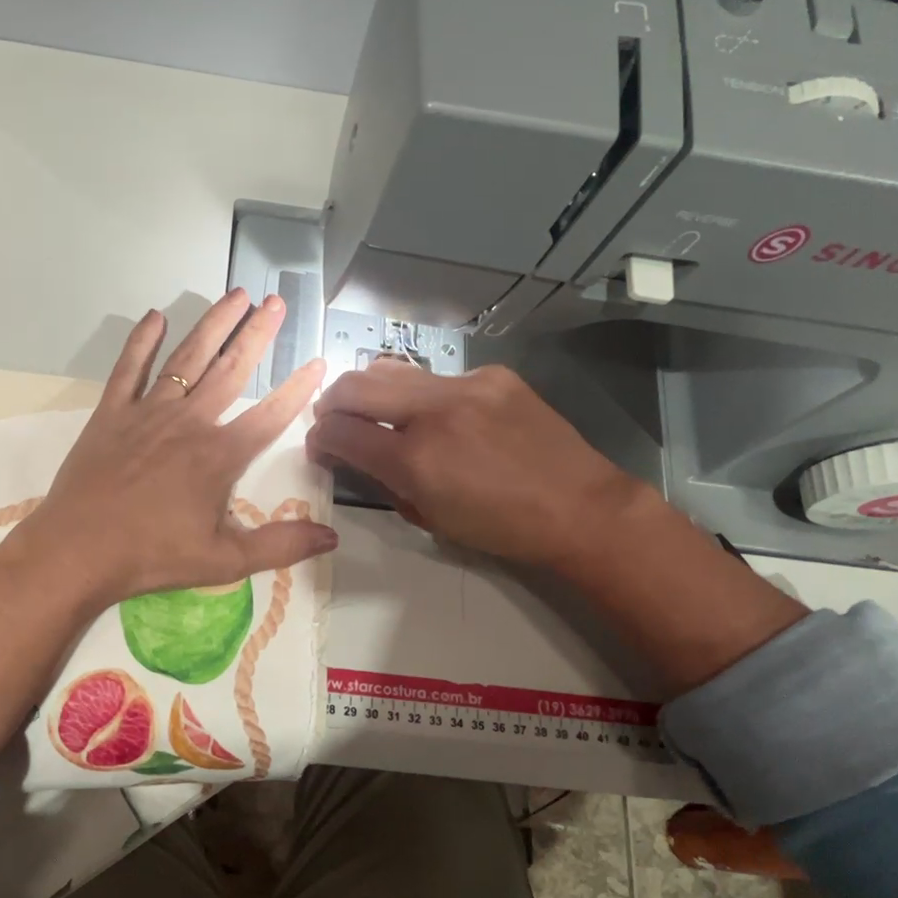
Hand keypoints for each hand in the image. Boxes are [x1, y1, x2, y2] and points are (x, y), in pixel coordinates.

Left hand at [7, 288, 337, 608]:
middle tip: (276, 302)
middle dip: (258, 333)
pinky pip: (130, 368)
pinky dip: (142, 341)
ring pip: (187, 357)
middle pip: (231, 369)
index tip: (318, 361)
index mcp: (220, 456)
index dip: (298, 389)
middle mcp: (189, 422)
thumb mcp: (224, 560)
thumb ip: (280, 545)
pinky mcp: (111, 413)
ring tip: (236, 295)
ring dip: (214, 324)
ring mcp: (148, 412)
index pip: (271, 415)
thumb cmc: (153, 556)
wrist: (79, 550)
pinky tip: (155, 316)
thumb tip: (331, 539)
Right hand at [307, 362, 651, 568]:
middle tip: (332, 421)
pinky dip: (421, 394)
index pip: (339, 431)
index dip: (318, 439)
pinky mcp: (492, 375)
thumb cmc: (499, 528)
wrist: (578, 507)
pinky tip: (438, 416)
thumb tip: (350, 456)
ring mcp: (465, 385)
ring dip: (369, 389)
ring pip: (391, 370)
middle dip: (332, 403)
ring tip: (372, 409)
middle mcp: (433, 412)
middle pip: (354, 386)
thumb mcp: (427, 517)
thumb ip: (382, 481)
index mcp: (414, 460)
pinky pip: (437, 376)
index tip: (319, 447)